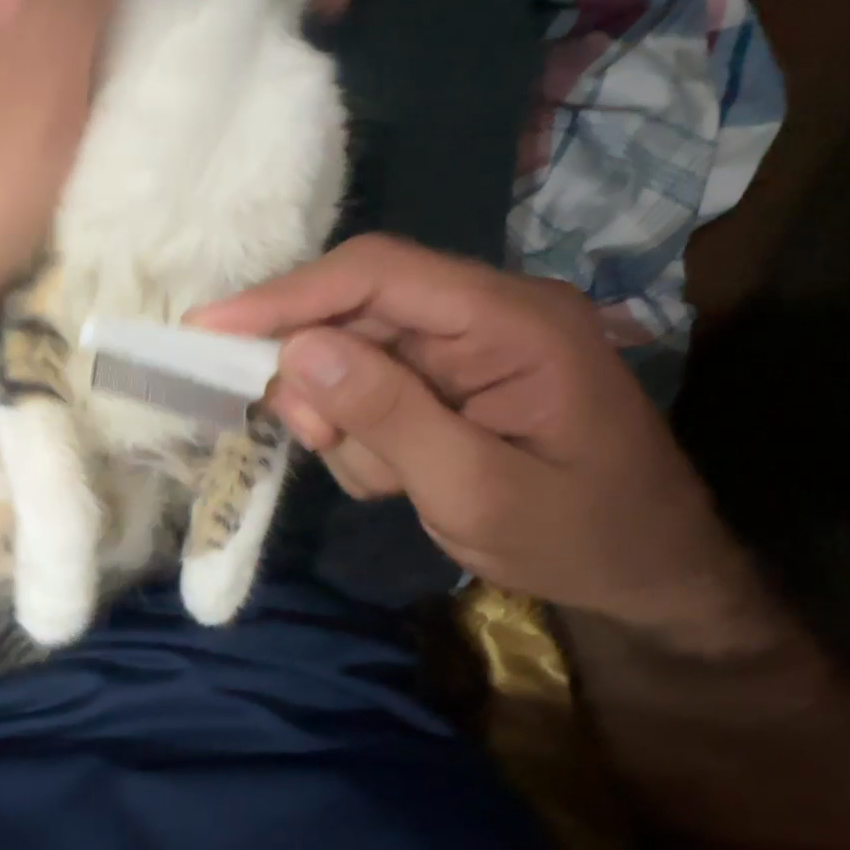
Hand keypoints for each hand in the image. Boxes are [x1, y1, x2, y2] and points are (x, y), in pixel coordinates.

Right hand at [193, 235, 768, 652]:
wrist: (643, 574)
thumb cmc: (578, 536)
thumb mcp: (475, 488)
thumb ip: (388, 414)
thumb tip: (297, 350)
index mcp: (512, 321)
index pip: (378, 274)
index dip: (286, 295)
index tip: (207, 327)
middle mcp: (483, 317)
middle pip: (351, 313)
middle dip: (315, 379)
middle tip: (316, 439)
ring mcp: (462, 350)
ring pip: (345, 360)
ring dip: (342, 422)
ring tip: (389, 477)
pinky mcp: (442, 383)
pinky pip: (361, 393)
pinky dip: (358, 439)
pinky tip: (401, 476)